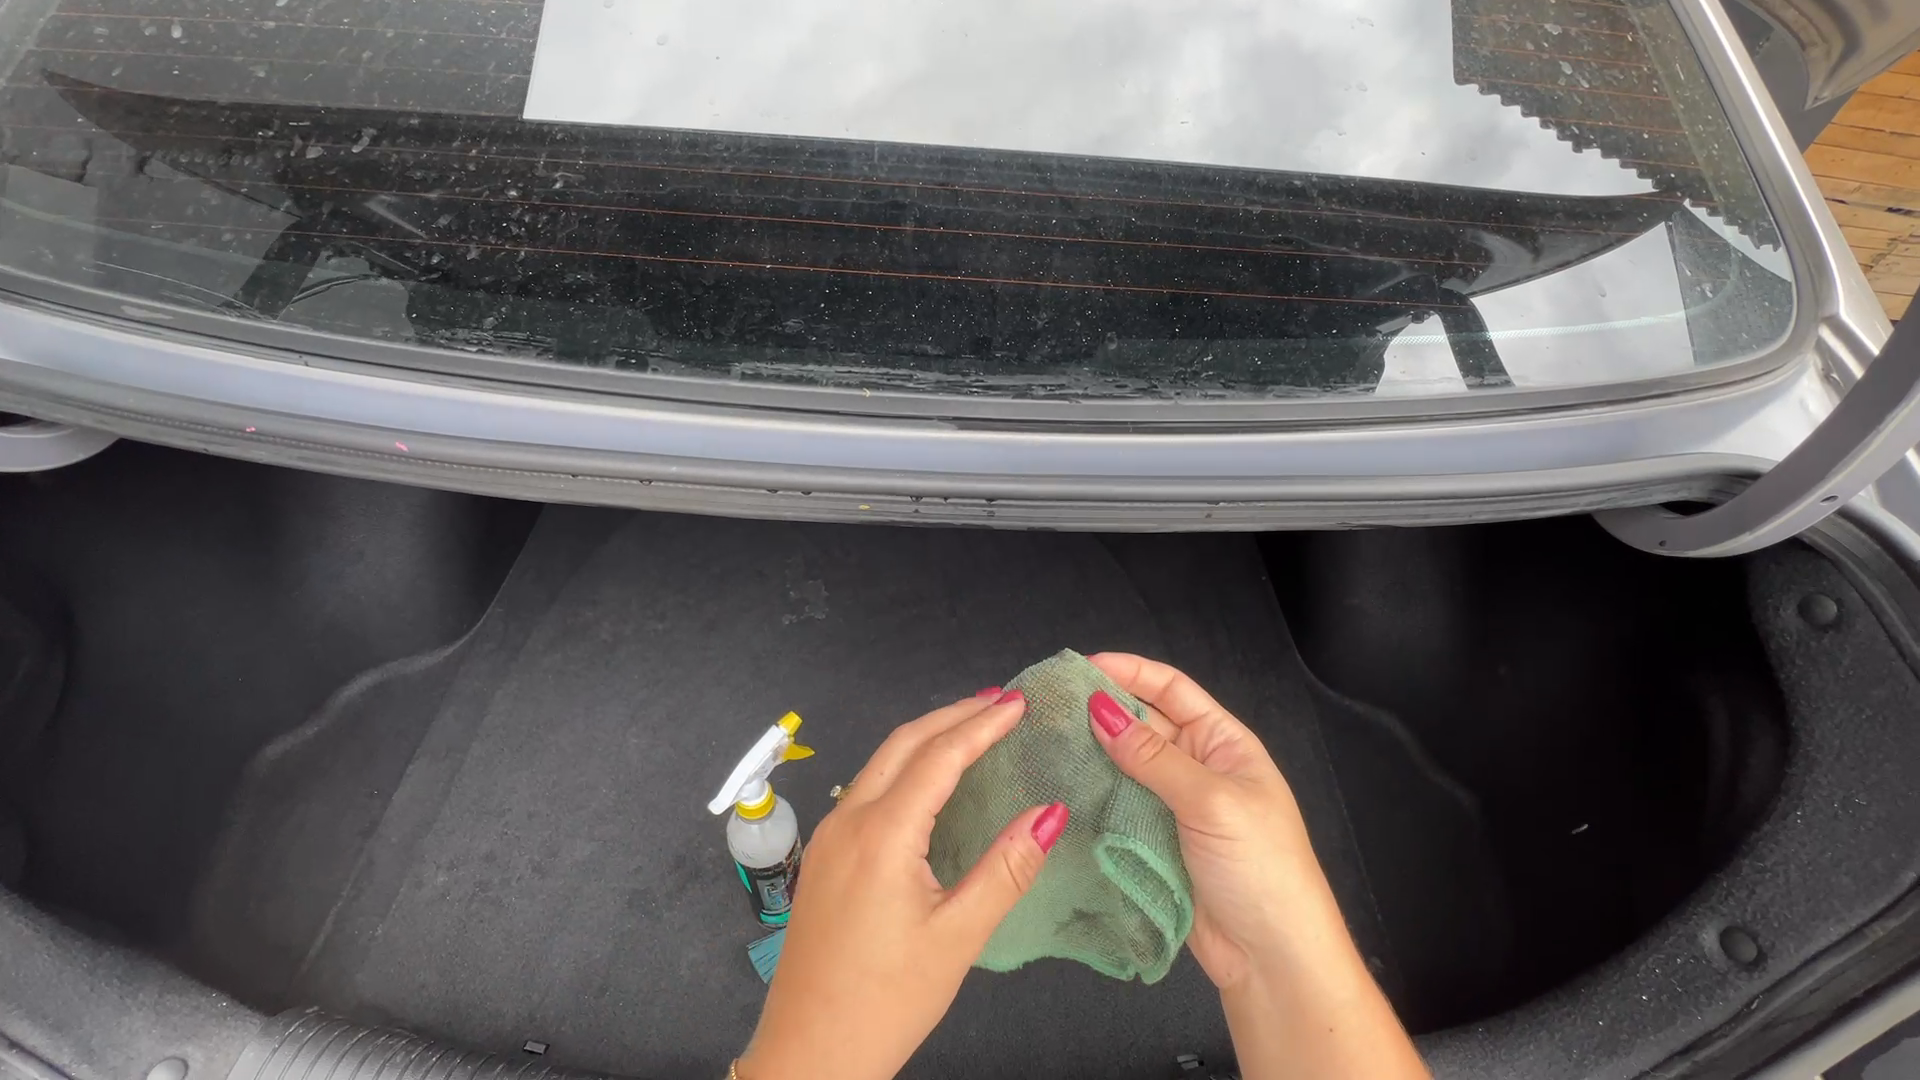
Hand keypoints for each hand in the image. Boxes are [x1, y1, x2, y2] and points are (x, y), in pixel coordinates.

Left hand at [736, 689, 1068, 1079]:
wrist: (806, 1056)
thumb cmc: (887, 1000)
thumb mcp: (957, 938)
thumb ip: (1006, 869)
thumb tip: (1051, 812)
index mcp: (882, 833)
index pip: (939, 757)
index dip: (982, 724)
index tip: (1019, 703)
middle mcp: (849, 818)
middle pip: (904, 742)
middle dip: (953, 714)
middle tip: (1001, 700)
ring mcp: (829, 834)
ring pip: (881, 760)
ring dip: (928, 735)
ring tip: (973, 725)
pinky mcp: (823, 853)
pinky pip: (869, 786)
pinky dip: (906, 764)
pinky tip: (930, 777)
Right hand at [1084, 653, 1332, 989]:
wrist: (1272, 960)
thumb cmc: (1261, 868)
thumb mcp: (1212, 803)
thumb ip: (1154, 757)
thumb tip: (1100, 709)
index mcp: (1223, 742)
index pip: (1172, 689)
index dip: (1131, 672)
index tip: (1083, 665)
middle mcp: (1195, 764)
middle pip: (1143, 722)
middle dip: (1103, 708)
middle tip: (1052, 702)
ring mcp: (1170, 803)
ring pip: (1123, 763)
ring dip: (1091, 750)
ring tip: (1046, 736)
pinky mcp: (1150, 838)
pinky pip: (1115, 802)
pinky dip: (1090, 790)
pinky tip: (1059, 780)